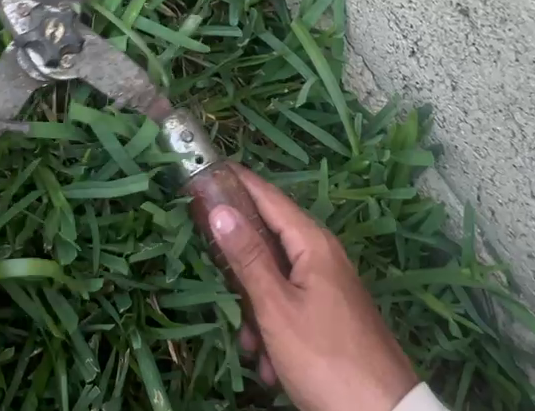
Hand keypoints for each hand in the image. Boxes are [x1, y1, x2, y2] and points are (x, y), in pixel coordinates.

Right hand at [207, 165, 418, 410]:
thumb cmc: (325, 358)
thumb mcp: (277, 308)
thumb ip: (247, 257)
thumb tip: (219, 208)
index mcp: (313, 243)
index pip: (267, 195)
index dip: (235, 181)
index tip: (203, 171)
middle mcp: (323, 256)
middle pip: (268, 238)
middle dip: (238, 264)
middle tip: (214, 277)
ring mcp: (329, 287)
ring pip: (275, 280)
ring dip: (254, 308)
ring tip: (249, 344)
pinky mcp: (330, 317)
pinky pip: (290, 307)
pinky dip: (273, 329)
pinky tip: (267, 364)